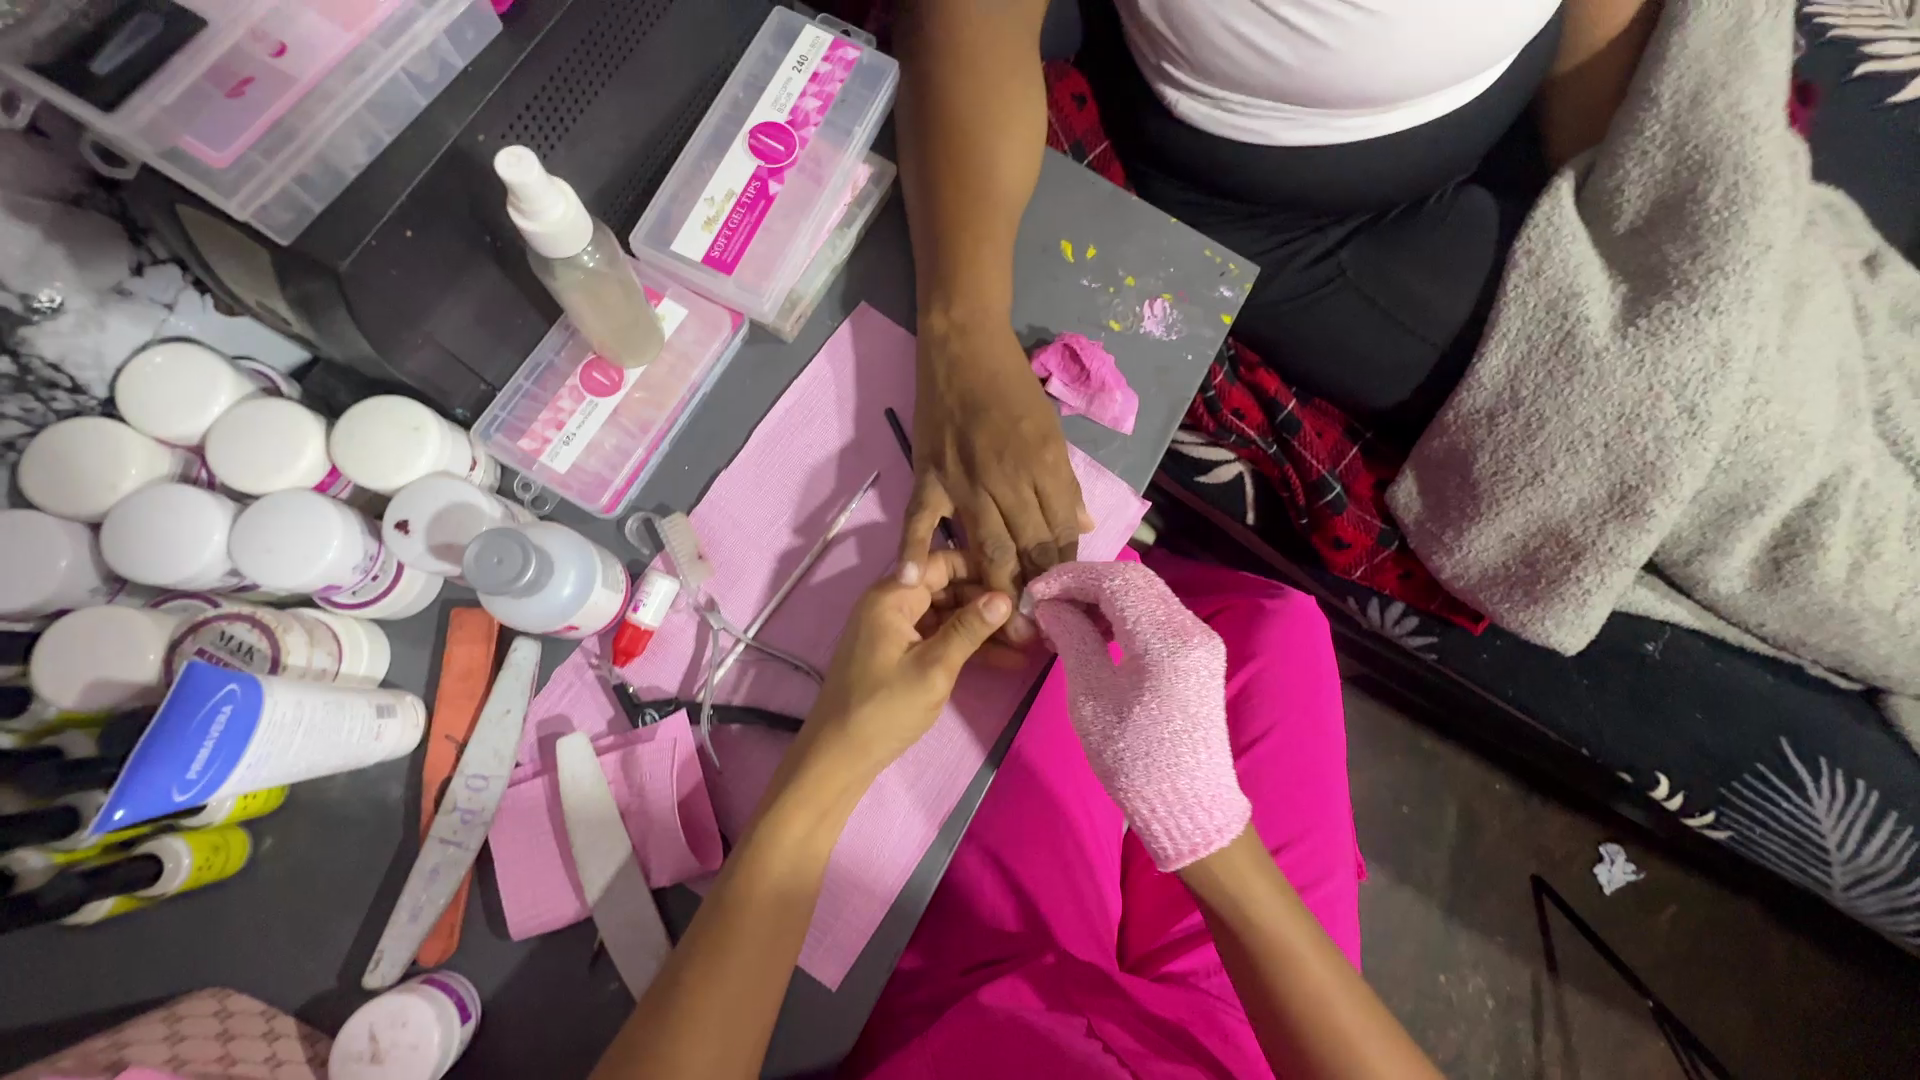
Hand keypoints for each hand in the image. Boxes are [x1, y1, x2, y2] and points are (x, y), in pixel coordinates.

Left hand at [797, 551, 1013, 777]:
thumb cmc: (884, 708)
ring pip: (948, 616)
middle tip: (1030, 619)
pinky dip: (968, 647)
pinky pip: (940, 638)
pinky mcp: (902, 654)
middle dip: (988, 603)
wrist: (840, 755)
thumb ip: (968, 629)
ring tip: (1027, 640)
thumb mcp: (933, 667)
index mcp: (892, 596)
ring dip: (983, 628)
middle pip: (948, 588)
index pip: (942, 563)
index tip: (1019, 580)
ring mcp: (897, 630)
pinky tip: (1007, 660)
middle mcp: (892, 604)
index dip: (981, 569)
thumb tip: (1005, 597)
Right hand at [902, 319, 1092, 643]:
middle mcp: (1007, 479)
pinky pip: (919, 520)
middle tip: (1042, 631)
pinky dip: (914, 550)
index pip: (1059, 529)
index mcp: (1043, 465)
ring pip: (985, 545)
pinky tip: (911, 581)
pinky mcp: (928, 477)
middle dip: (1037, 590)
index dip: (1065, 566)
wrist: (963, 346)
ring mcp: (963, 481)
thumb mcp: (1051, 429)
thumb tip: (1080, 526)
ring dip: (996, 588)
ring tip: (1005, 627)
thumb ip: (1064, 481)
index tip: (1067, 598)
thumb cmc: (1013, 387)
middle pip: (1027, 546)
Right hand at [1027, 561, 1249, 870]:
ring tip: (1063, 621)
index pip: (1115, 580)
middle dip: (1084, 582)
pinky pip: (1155, 613)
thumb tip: (1050, 606)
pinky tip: (1093, 633)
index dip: (1069, 578)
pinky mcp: (1197, 653)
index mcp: (1165, 638)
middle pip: (1133, 578)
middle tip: (1046, 602)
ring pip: (1145, 592)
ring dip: (1102, 596)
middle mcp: (1190, 627)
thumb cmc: (1133, 757)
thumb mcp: (1091, 696)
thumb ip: (1072, 639)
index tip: (1033, 593)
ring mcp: (1199, 639)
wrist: (1188, 805)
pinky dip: (1121, 612)